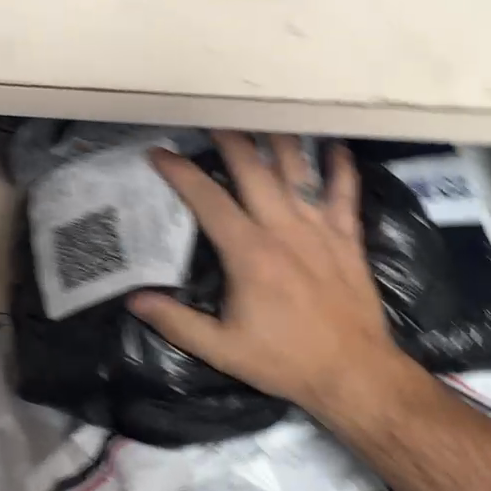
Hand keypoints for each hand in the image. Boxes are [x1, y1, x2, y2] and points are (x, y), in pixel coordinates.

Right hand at [128, 131, 413, 417]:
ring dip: (278, 141)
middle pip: (253, 171)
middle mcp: (284, 230)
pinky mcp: (348, 239)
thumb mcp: (222, 349)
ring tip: (262, 116)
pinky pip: (344, 193)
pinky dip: (340, 167)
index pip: (208, 200)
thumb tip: (135, 300)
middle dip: (228, 139)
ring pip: (297, 172)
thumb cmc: (285, 361)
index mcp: (249, 253)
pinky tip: (333, 145)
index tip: (160, 153)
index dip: (181, 173)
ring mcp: (320, 231)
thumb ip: (176, 322)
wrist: (355, 374)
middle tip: (209, 118)